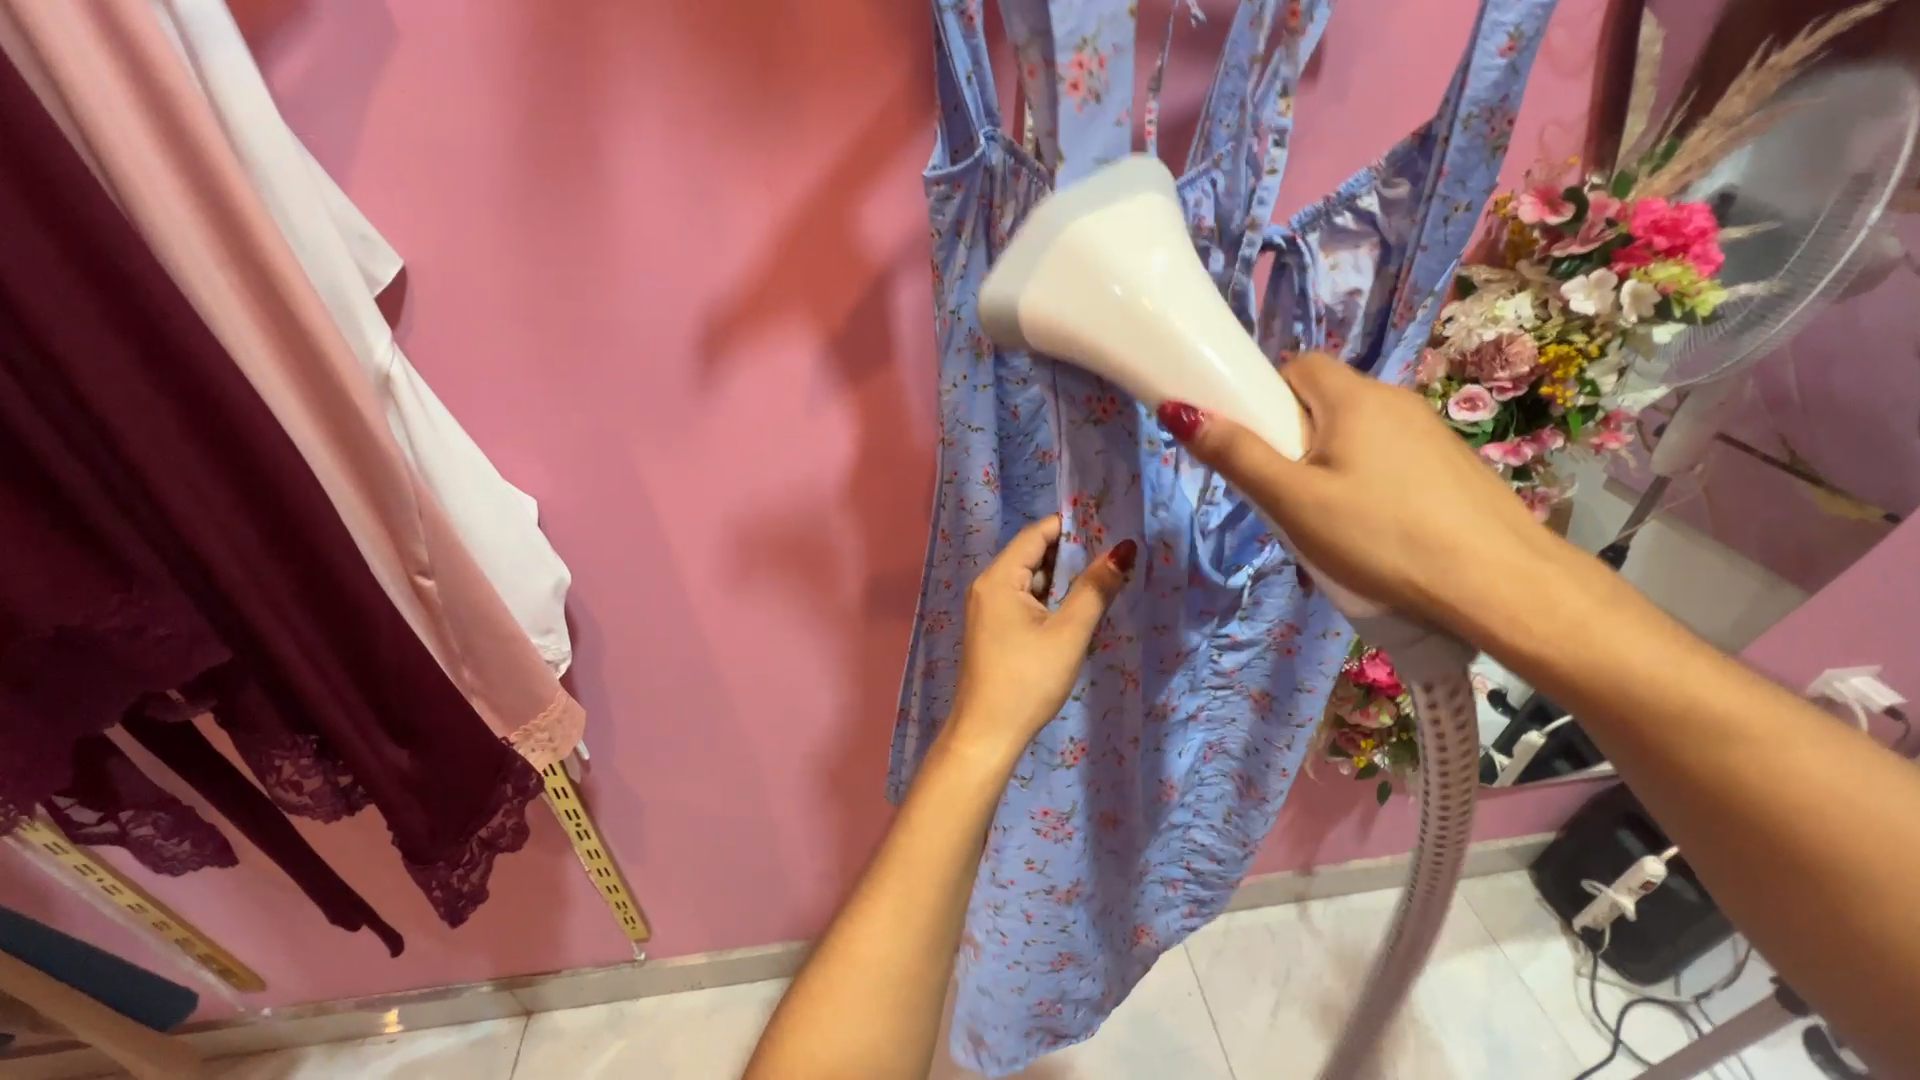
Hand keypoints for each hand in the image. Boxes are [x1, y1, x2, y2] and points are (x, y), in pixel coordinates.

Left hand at [945, 515, 1135, 759]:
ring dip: (1064, 580)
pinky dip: (1051, 600)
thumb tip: (1124, 549)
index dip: (1071, 526)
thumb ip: (1096, 588)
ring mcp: (989, 610)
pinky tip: (1078, 609)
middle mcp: (988, 586)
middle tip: (1114, 556)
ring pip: (1031, 581)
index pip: (1036, 534)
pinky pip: (1025, 601)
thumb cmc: (1028, 680)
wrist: (987, 734)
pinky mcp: (994, 630)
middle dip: (1072, 554)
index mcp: (999, 578)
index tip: (1109, 526)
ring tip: (1104, 580)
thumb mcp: (1069, 632)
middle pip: (1033, 555)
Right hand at [1156, 351, 1560, 636]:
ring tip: (1325, 521)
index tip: (1255, 444)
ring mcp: (1429, 433)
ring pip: (1357, 435)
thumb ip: (1237, 457)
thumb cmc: (1382, 538)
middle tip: (1284, 493)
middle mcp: (1394, 401)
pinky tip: (1371, 531)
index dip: (1267, 398)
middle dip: (1294, 438)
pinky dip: (1367, 482)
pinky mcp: (1450, 466)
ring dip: (1329, 464)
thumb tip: (1180, 412)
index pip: (1297, 367)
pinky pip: (1389, 460)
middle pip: (1326, 401)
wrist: (1498, 584)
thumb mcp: (1294, 502)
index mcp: (1353, 398)